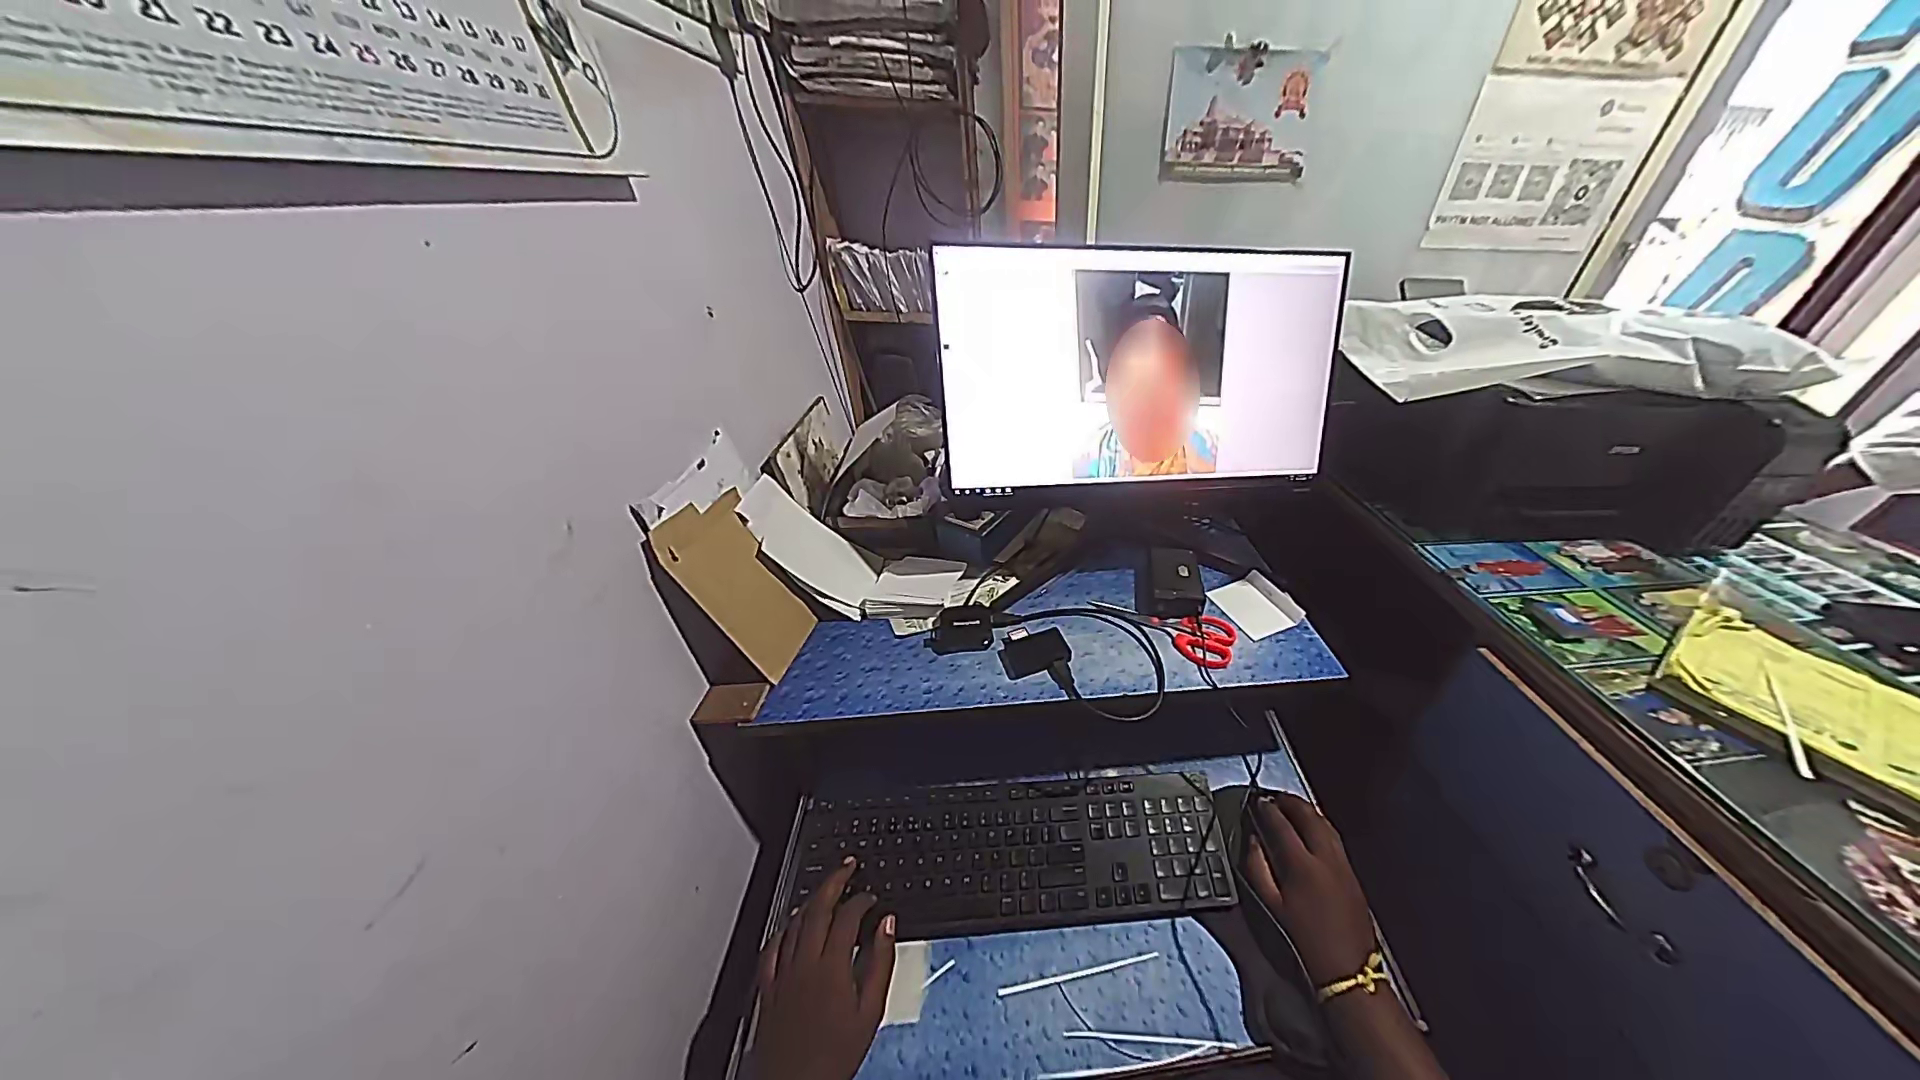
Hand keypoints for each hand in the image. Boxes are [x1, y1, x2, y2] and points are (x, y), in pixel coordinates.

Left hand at [751, 857, 896, 1079]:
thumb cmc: (833, 1056)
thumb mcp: (870, 1012)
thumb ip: (881, 962)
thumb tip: (888, 925)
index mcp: (832, 966)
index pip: (847, 917)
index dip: (861, 900)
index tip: (871, 898)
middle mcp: (804, 962)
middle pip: (818, 907)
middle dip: (834, 880)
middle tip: (848, 866)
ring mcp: (783, 972)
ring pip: (795, 921)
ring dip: (812, 898)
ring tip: (826, 887)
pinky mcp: (767, 985)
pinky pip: (773, 944)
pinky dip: (785, 926)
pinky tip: (791, 921)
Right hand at [1242, 793, 1376, 985]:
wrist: (1347, 970)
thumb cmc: (1302, 939)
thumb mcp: (1270, 904)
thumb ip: (1257, 867)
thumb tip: (1252, 840)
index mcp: (1301, 865)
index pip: (1280, 823)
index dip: (1265, 808)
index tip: (1255, 802)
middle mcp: (1325, 858)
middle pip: (1307, 815)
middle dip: (1288, 801)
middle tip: (1273, 797)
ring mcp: (1343, 864)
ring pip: (1325, 823)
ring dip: (1306, 810)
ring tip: (1290, 806)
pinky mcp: (1353, 874)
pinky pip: (1334, 837)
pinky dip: (1319, 824)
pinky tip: (1311, 828)